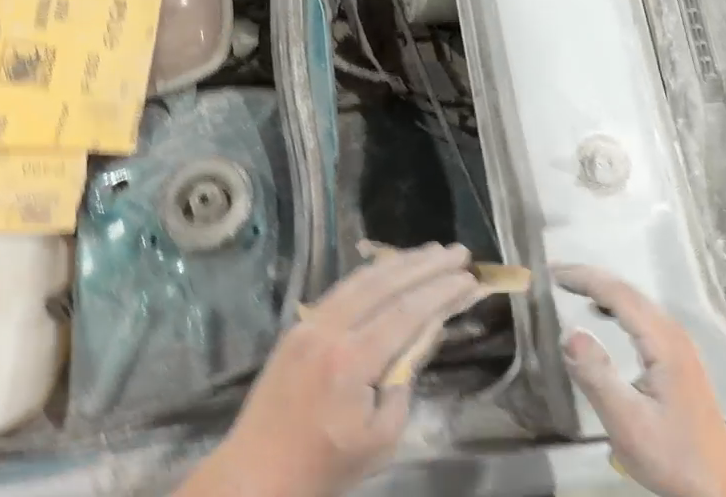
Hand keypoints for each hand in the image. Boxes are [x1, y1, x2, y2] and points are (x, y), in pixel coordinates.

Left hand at [176, 244, 485, 496]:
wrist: (256, 476)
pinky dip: (372, 274)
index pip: (407, 312)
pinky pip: (341, 289)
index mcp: (351, 361)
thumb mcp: (382, 438)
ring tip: (432, 251)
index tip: (470, 277)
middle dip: (427, 265)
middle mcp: (329, 330)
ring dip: (401, 262)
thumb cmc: (326, 466)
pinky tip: (391, 268)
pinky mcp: (298, 327)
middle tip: (460, 252)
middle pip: (386, 284)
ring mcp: (309, 324)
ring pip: (362, 280)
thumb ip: (405, 379)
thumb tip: (424, 334)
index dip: (442, 291)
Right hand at [555, 265, 725, 496]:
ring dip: (605, 290)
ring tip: (572, 288)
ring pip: (638, 303)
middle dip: (592, 278)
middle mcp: (674, 333)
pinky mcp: (679, 358)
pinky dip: (618, 307)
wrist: (719, 487)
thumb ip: (597, 376)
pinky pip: (643, 317)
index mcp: (663, 342)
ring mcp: (680, 345)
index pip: (619, 294)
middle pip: (630, 291)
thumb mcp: (627, 422)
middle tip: (555, 275)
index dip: (585, 278)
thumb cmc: (673, 455)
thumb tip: (568, 332)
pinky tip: (604, 315)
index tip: (552, 272)